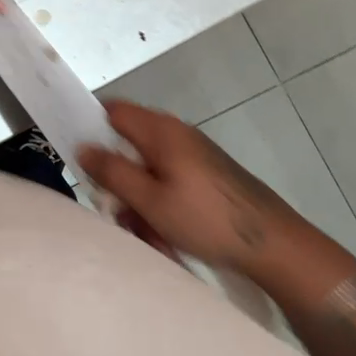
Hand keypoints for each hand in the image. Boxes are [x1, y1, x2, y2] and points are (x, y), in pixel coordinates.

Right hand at [77, 102, 308, 275]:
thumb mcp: (150, 200)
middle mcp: (178, 134)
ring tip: (145, 230)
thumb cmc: (206, 219)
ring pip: (149, 168)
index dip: (90, 126)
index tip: (79, 156)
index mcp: (161, 131)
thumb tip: (83, 147)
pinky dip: (161, 202)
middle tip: (114, 209)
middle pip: (129, 143)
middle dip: (117, 176)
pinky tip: (167, 232)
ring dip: (139, 196)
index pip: (112, 110)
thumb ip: (112, 171)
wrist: (275, 245)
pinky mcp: (209, 175)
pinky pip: (170, 181)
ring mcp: (196, 154)